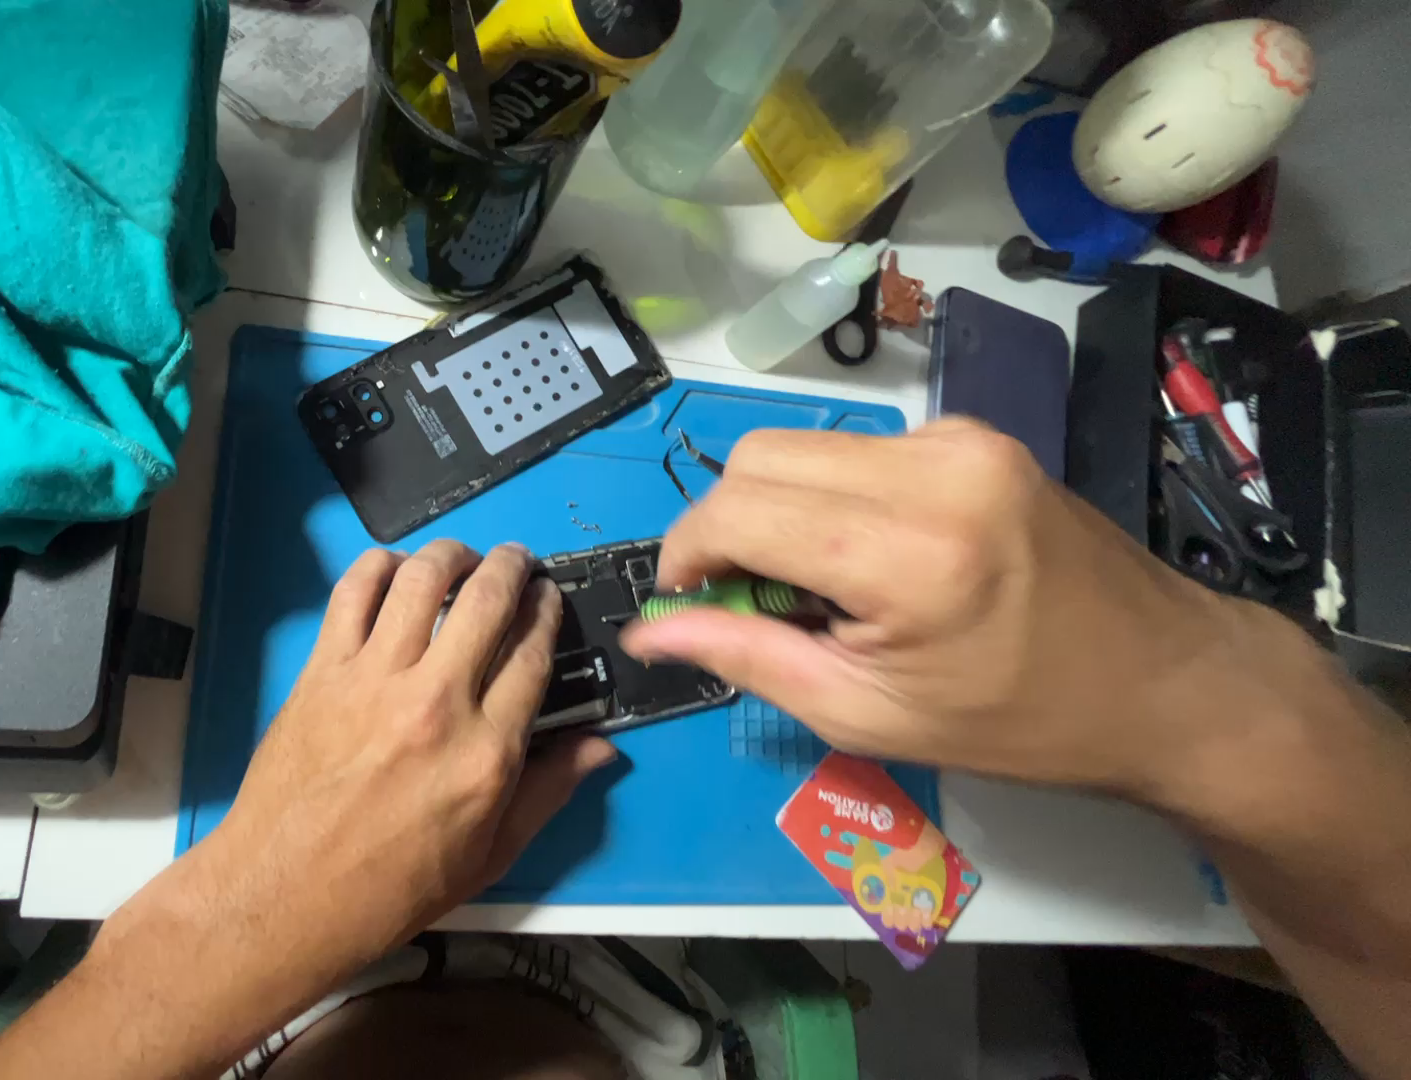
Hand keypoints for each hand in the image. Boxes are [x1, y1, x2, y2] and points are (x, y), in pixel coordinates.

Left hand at [210, 540, 616, 965]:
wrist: (287, 894)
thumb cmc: (395, 884)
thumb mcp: (490, 854)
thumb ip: (550, 791)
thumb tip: (602, 745)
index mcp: (487, 750)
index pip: (533, 652)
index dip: (547, 611)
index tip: (548, 596)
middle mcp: (437, 700)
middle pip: (488, 600)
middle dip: (513, 565)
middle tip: (517, 559)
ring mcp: (374, 678)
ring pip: (422, 580)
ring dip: (452, 553)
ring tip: (462, 557)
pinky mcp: (323, 669)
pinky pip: (352, 592)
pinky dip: (378, 565)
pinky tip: (394, 570)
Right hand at [620, 418, 1270, 798]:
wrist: (1175, 685)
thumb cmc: (1015, 722)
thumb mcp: (862, 712)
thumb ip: (743, 656)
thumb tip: (646, 631)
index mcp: (906, 552)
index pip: (736, 510)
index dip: (686, 552)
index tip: (686, 599)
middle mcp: (929, 469)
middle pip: (754, 459)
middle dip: (722, 526)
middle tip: (746, 594)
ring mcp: (955, 440)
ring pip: (793, 447)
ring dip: (768, 509)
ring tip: (809, 579)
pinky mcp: (967, 434)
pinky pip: (845, 450)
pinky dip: (820, 496)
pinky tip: (860, 551)